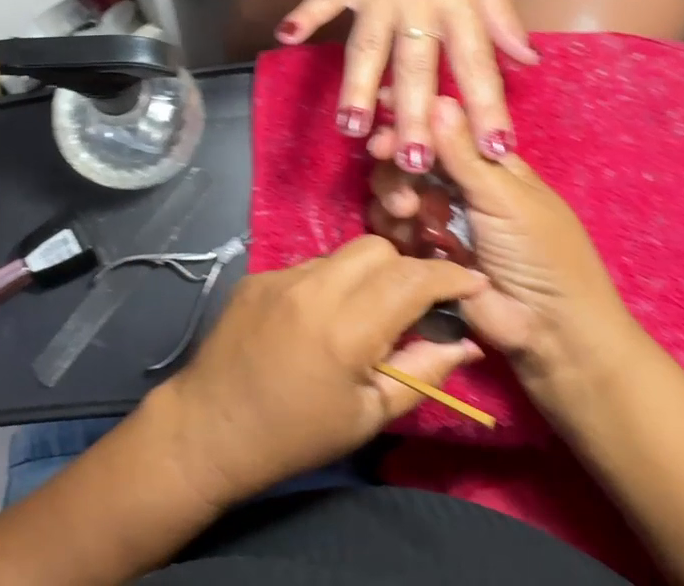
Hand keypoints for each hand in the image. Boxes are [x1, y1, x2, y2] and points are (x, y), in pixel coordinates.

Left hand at [147, 236, 486, 507]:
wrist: (211, 425)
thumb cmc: (296, 434)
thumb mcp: (370, 414)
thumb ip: (422, 372)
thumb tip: (464, 342)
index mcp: (344, 327)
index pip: (410, 278)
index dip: (449, 276)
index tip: (472, 285)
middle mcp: (309, 289)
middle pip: (375, 248)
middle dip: (406, 269)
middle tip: (415, 306)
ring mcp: (276, 278)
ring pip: (339, 255)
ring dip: (365, 276)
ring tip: (365, 318)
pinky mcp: (254, 278)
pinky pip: (307, 267)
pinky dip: (328, 284)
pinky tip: (321, 320)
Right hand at [277, 0, 535, 173]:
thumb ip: (500, 14)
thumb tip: (526, 61)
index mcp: (460, 0)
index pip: (479, 63)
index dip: (488, 107)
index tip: (496, 150)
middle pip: (419, 66)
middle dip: (416, 115)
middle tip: (411, 161)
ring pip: (369, 44)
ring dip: (359, 86)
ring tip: (350, 127)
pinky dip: (306, 14)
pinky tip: (287, 37)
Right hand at [368, 98, 642, 402]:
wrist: (546, 330)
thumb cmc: (542, 255)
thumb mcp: (506, 197)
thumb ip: (463, 153)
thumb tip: (438, 97)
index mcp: (488, 165)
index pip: (441, 129)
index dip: (412, 122)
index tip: (387, 119)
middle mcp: (457, 187)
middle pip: (407, 156)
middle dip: (397, 162)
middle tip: (400, 171)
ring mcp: (435, 218)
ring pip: (391, 188)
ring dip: (392, 194)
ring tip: (409, 214)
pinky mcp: (417, 251)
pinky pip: (386, 226)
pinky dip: (389, 227)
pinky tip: (405, 238)